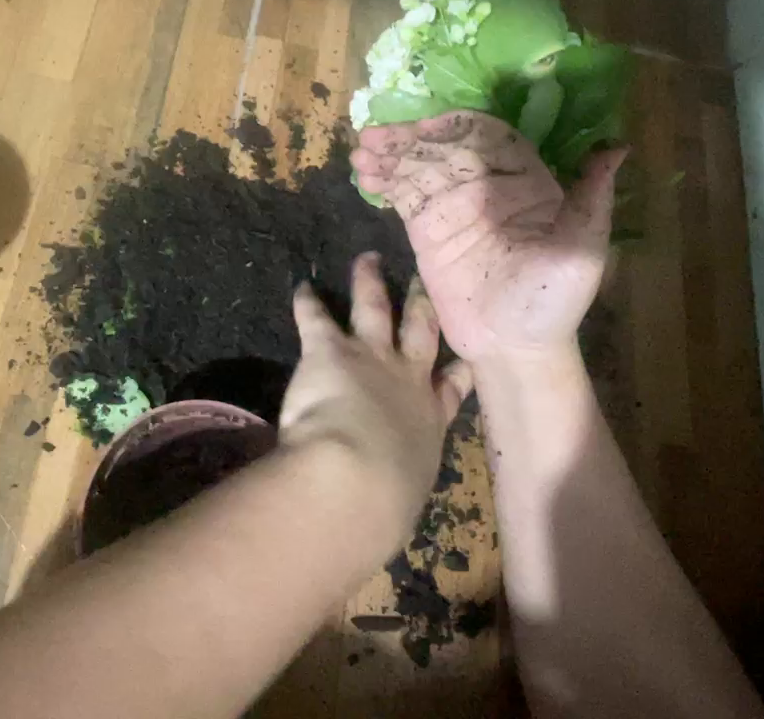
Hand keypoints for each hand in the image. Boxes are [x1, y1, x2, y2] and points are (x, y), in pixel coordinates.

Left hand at [278, 253, 473, 536]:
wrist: (359, 478)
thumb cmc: (383, 500)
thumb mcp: (402, 495)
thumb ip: (397, 485)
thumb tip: (386, 504)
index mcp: (427, 421)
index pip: (449, 388)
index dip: (456, 369)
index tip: (462, 357)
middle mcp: (407, 380)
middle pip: (421, 332)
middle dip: (422, 305)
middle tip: (424, 280)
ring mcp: (372, 358)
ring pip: (375, 309)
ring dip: (370, 283)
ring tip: (367, 259)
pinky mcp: (331, 349)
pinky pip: (318, 317)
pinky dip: (308, 301)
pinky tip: (301, 286)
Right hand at [350, 111, 626, 368]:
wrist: (513, 348)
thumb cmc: (552, 303)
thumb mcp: (583, 248)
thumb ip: (591, 196)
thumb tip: (617, 147)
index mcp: (523, 181)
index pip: (485, 137)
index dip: (453, 126)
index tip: (425, 127)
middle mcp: (484, 187)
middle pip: (442, 148)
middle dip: (408, 138)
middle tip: (373, 135)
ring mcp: (451, 208)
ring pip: (417, 168)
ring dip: (388, 155)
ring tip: (360, 151)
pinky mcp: (426, 230)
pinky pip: (402, 196)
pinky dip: (382, 181)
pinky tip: (363, 174)